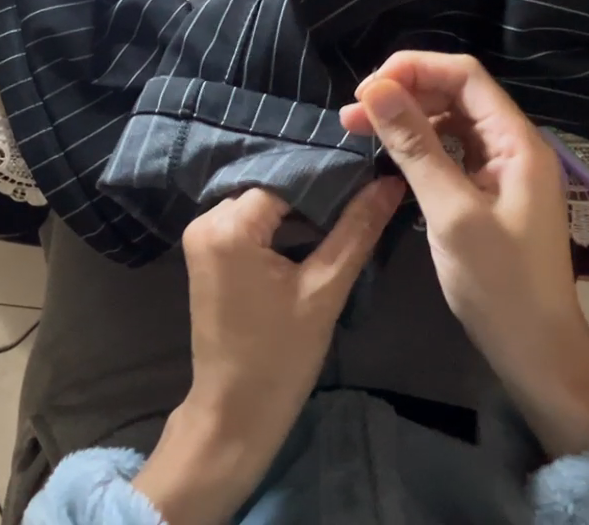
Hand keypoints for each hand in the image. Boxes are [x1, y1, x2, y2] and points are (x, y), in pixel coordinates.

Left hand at [133, 180, 404, 524]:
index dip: (328, 181)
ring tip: (344, 210)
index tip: (367, 177)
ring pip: (259, 205)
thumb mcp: (324, 289)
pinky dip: (277, 225)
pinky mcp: (205, 251)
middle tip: (361, 192)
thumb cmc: (281, 355)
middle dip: (313, 194)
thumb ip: (356, 230)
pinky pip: (246, 223)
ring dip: (296, 210)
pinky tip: (312, 232)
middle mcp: (205, 220)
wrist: (236, 410)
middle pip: (270, 190)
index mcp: (227, 226)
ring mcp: (200, 236)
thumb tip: (388, 182)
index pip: (286, 181)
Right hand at [340, 51, 588, 456]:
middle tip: (352, 114)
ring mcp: (498, 169)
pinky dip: (414, 144)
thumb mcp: (451, 211)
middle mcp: (510, 145)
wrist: (536, 352)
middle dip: (402, 92)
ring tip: (356, 128)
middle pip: (454, 93)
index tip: (366, 90)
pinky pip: (447, 150)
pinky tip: (386, 153)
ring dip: (403, 118)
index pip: (465, 75)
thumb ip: (415, 145)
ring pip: (446, 121)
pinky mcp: (483, 192)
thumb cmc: (499, 284)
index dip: (414, 70)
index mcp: (517, 141)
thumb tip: (375, 89)